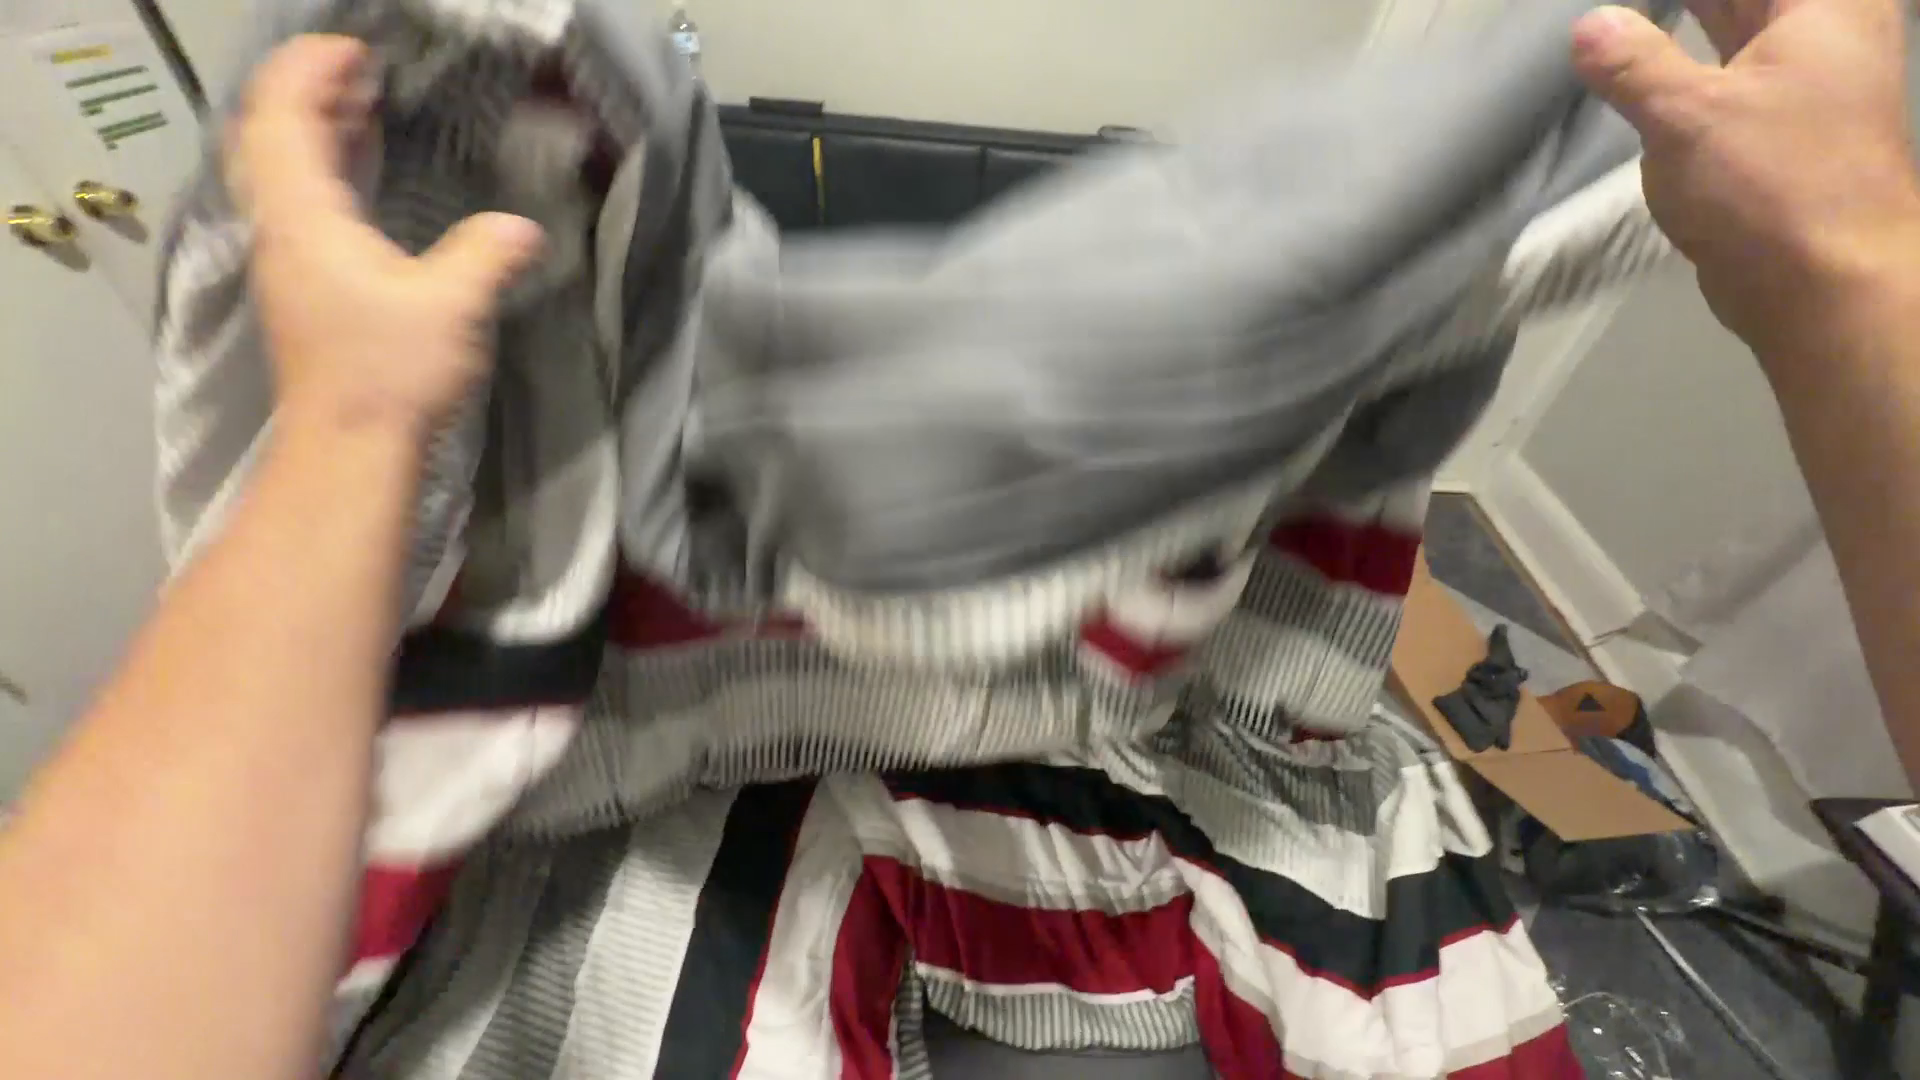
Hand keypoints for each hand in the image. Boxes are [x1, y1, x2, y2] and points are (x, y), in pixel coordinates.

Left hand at [227, 35, 543, 437]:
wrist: (355, 439)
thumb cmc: (394, 370)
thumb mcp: (453, 307)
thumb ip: (486, 256)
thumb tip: (524, 227)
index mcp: (307, 220)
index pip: (285, 120)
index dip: (311, 74)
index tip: (350, 50)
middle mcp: (285, 231)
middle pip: (275, 139)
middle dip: (312, 96)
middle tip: (359, 74)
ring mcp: (291, 261)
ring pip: (286, 175)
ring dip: (317, 136)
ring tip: (360, 114)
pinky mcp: (310, 289)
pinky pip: (305, 208)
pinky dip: (328, 178)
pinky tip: (363, 186)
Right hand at [1571, 1, 1919, 356]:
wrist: (1817, 272)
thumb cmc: (1767, 182)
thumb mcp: (1686, 117)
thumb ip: (1634, 67)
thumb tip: (1588, 23)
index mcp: (1824, 8)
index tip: (1620, 4)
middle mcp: (1824, 33)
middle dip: (1687, 3)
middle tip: (1621, 10)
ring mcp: (1802, 81)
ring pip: (1742, 28)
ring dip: (1692, 19)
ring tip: (1631, 23)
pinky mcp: (1774, 128)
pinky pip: (1730, 72)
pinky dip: (1692, 62)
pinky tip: (1654, 71)